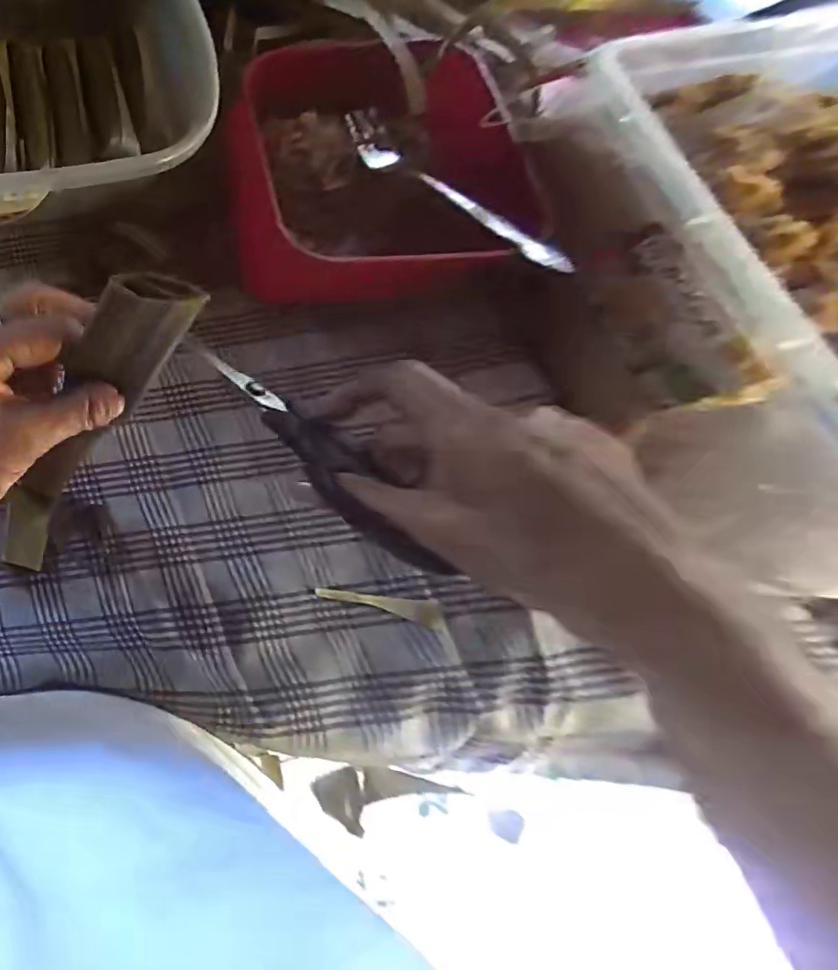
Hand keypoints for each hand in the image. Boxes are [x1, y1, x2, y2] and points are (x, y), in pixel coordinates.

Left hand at [0, 283, 125, 558]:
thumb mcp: (25, 441)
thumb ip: (76, 410)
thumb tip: (118, 394)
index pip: (42, 326)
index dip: (83, 336)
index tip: (116, 351)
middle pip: (20, 305)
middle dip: (64, 319)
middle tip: (101, 341)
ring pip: (5, 323)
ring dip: (42, 339)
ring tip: (75, 370)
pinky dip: (20, 358)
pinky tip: (43, 384)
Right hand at [312, 361, 698, 659]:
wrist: (652, 591)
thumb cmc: (526, 558)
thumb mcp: (433, 530)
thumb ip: (371, 496)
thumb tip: (317, 480)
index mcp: (469, 427)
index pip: (398, 378)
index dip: (353, 391)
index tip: (328, 420)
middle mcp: (513, 413)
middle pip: (433, 416)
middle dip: (399, 449)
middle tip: (391, 494)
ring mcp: (560, 426)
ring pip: (476, 434)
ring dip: (448, 461)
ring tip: (455, 513)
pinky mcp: (596, 446)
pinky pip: (521, 443)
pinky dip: (494, 465)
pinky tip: (511, 509)